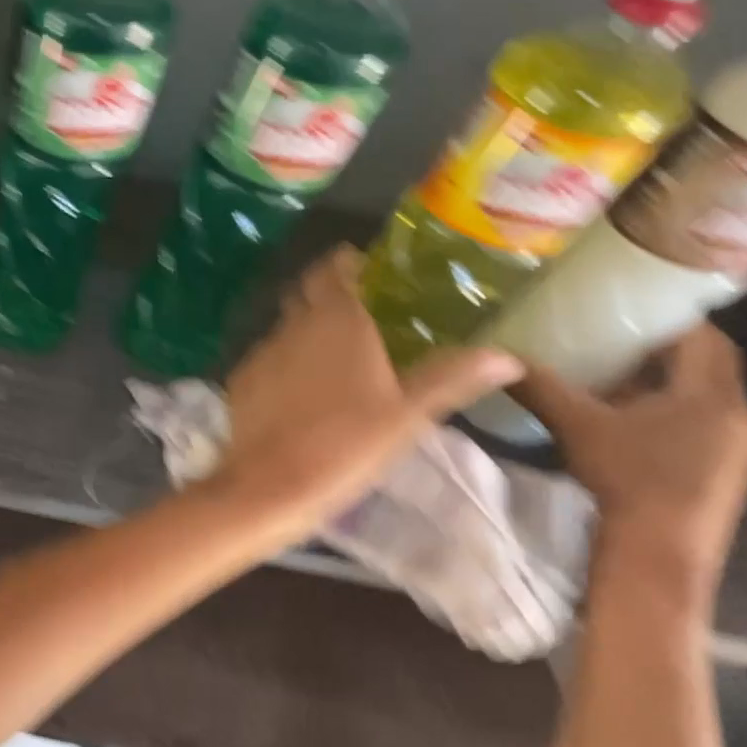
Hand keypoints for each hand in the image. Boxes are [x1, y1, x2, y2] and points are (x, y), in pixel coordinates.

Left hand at [215, 246, 523, 533]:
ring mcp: (260, 353)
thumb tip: (507, 357)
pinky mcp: (238, 382)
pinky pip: (265, 359)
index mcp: (337, 321)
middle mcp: (292, 327)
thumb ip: (452, 378)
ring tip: (331, 351)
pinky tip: (298, 386)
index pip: (331, 271)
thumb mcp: (409, 414)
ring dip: (303, 331)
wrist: (269, 484)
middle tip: (355, 307)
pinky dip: (282, 362)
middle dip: (324, 292)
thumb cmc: (347, 444)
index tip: (361, 265)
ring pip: (283, 327)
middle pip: (303, 294)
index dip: (343, 263)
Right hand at [510, 322, 746, 605]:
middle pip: (706, 368)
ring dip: (662, 388)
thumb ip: (542, 389)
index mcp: (712, 395)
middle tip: (612, 344)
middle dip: (662, 353)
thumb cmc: (629, 477)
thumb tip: (498, 360)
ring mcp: (734, 448)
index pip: (705, 338)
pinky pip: (697, 427)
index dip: (670, 321)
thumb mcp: (577, 426)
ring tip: (609, 384)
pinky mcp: (723, 474)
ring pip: (700, 400)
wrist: (662, 550)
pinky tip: (624, 427)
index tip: (629, 314)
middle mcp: (736, 415)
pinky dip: (665, 416)